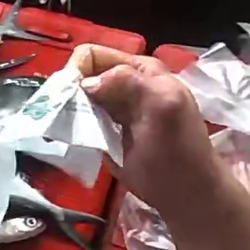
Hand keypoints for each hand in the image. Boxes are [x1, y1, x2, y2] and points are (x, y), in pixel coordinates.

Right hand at [70, 44, 224, 218]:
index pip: (94, 55)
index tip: (70, 96)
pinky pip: (81, 121)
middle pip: (83, 75)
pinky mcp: (105, 134)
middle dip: (70, 91)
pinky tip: (69, 136)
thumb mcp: (163, 105)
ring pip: (79, 98)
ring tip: (62, 126)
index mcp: (140, 70)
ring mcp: (114, 110)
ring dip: (68, 109)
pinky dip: (72, 125)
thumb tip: (85, 83)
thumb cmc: (178, 151)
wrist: (186, 194)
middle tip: (64, 114)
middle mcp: (124, 85)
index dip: (78, 70)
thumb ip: (129, 82)